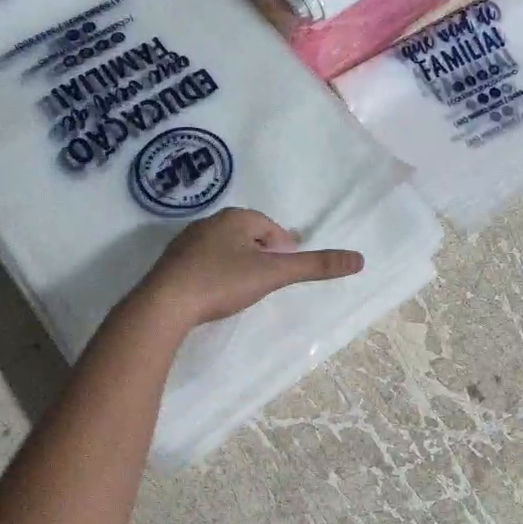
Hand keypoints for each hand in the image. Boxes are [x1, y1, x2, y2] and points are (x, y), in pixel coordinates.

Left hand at [131, 208, 364, 327]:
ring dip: (238, 263)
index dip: (283, 246)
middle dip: (262, 252)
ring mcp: (186, 243)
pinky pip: (203, 263)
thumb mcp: (273, 274)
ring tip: (246, 287)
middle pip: (247, 235)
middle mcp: (210, 223)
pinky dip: (216, 274)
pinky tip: (217, 294)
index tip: (287, 267)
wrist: (163, 305)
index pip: (270, 227)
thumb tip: (359, 259)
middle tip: (271, 277)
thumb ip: (314, 267)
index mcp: (235, 218)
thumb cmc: (222, 282)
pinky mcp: (170, 265)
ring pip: (224, 248)